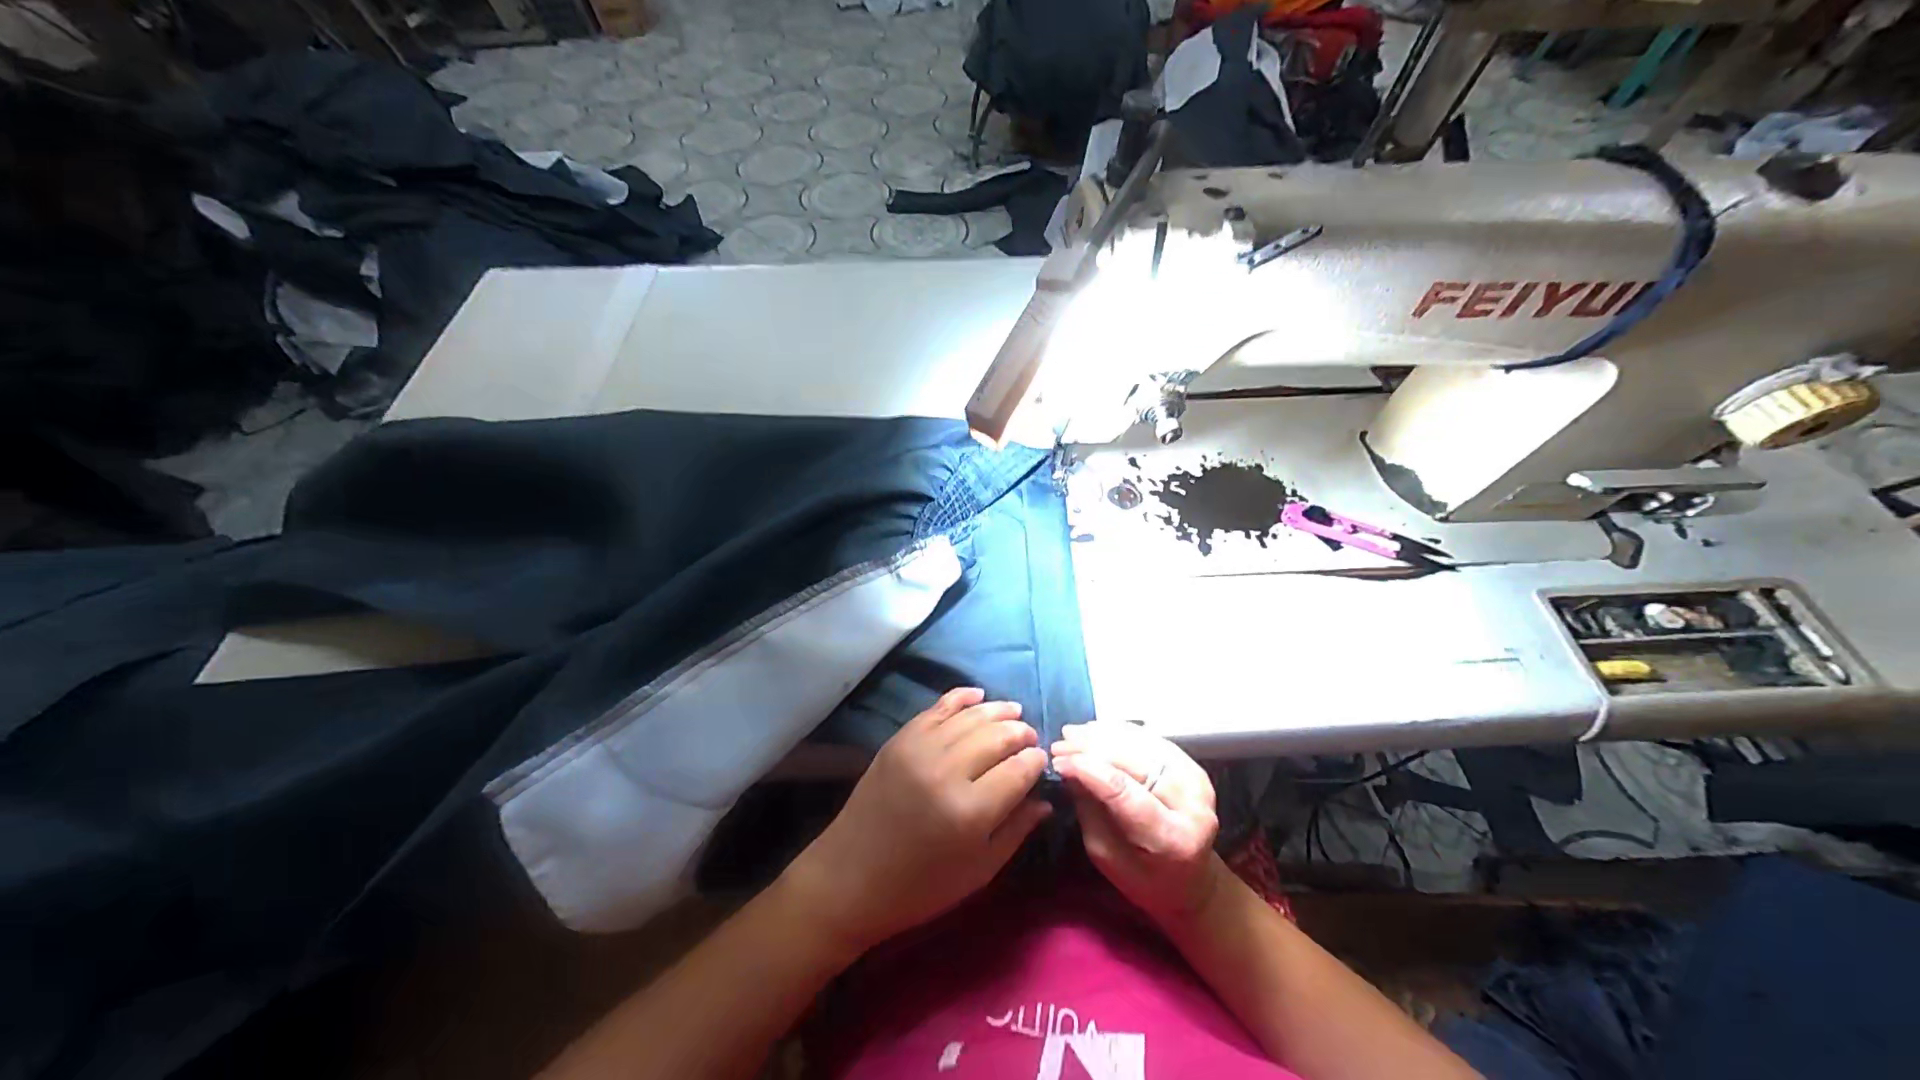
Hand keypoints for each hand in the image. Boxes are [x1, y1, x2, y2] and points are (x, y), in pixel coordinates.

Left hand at [778, 688, 1050, 953]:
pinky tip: (978, 695)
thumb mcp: (979, 871)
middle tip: (1030, 738)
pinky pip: (936, 708)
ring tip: (1014, 712)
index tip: (1041, 762)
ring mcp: (919, 750)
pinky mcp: (898, 741)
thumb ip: (1016, 831)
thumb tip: (1044, 799)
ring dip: (998, 711)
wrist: (850, 879)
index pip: (1019, 770)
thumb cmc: (921, 887)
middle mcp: (947, 771)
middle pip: (998, 736)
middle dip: (1021, 733)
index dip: (1036, 762)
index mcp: (971, 812)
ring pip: (970, 716)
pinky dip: (960, 698)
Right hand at [1052, 722, 1223, 928]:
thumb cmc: (1144, 880)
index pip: (1124, 791)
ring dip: (1103, 735)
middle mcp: (1192, 804)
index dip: (1088, 769)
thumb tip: (1068, 769)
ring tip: (1072, 733)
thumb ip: (1089, 811)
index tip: (1058, 761)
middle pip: (1134, 761)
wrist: (1193, 881)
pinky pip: (1153, 740)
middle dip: (1091, 748)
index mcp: (1171, 838)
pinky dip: (1122, 732)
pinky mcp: (1193, 767)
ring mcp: (1196, 781)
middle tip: (1059, 744)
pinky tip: (1096, 730)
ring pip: (1143, 745)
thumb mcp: (1106, 855)